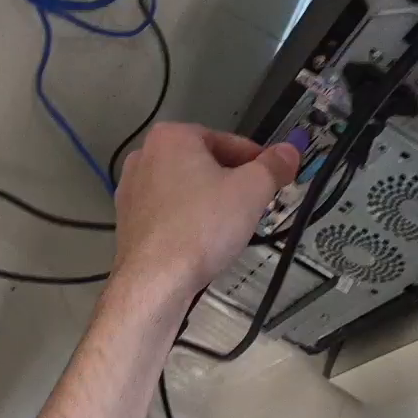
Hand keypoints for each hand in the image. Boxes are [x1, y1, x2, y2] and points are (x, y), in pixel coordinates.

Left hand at [112, 123, 298, 300]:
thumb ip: (274, 166)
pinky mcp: (129, 222)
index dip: (257, 160)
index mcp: (171, 137)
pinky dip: (188, 223)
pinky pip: (169, 214)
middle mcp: (145, 157)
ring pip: (185, 190)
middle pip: (204, 164)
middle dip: (231, 183)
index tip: (272, 176)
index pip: (227, 141)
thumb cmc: (198, 230)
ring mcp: (132, 191)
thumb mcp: (252, 191)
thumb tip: (288, 153)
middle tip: (252, 205)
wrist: (154, 280)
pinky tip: (202, 243)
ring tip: (227, 228)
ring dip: (209, 204)